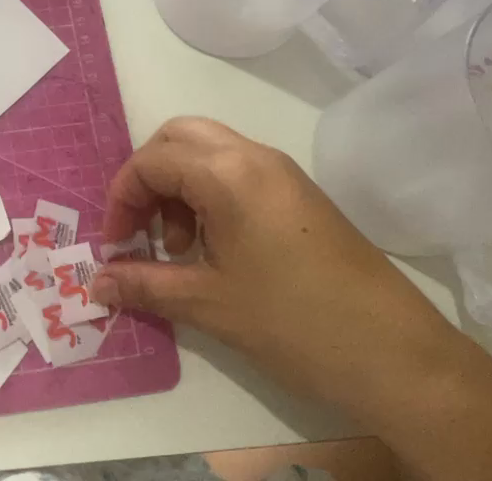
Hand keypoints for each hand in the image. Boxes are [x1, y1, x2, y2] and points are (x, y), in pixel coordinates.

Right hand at [91, 117, 468, 416]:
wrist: (395, 354)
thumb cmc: (292, 323)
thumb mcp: (207, 304)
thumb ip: (144, 285)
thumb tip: (96, 282)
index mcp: (227, 172)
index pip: (151, 161)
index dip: (121, 200)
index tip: (116, 247)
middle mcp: (253, 155)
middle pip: (177, 137)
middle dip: (148, 178)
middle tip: (144, 230)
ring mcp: (281, 171)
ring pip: (208, 150)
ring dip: (179, 186)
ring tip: (182, 248)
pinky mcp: (299, 192)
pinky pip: (237, 170)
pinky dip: (209, 193)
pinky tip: (216, 248)